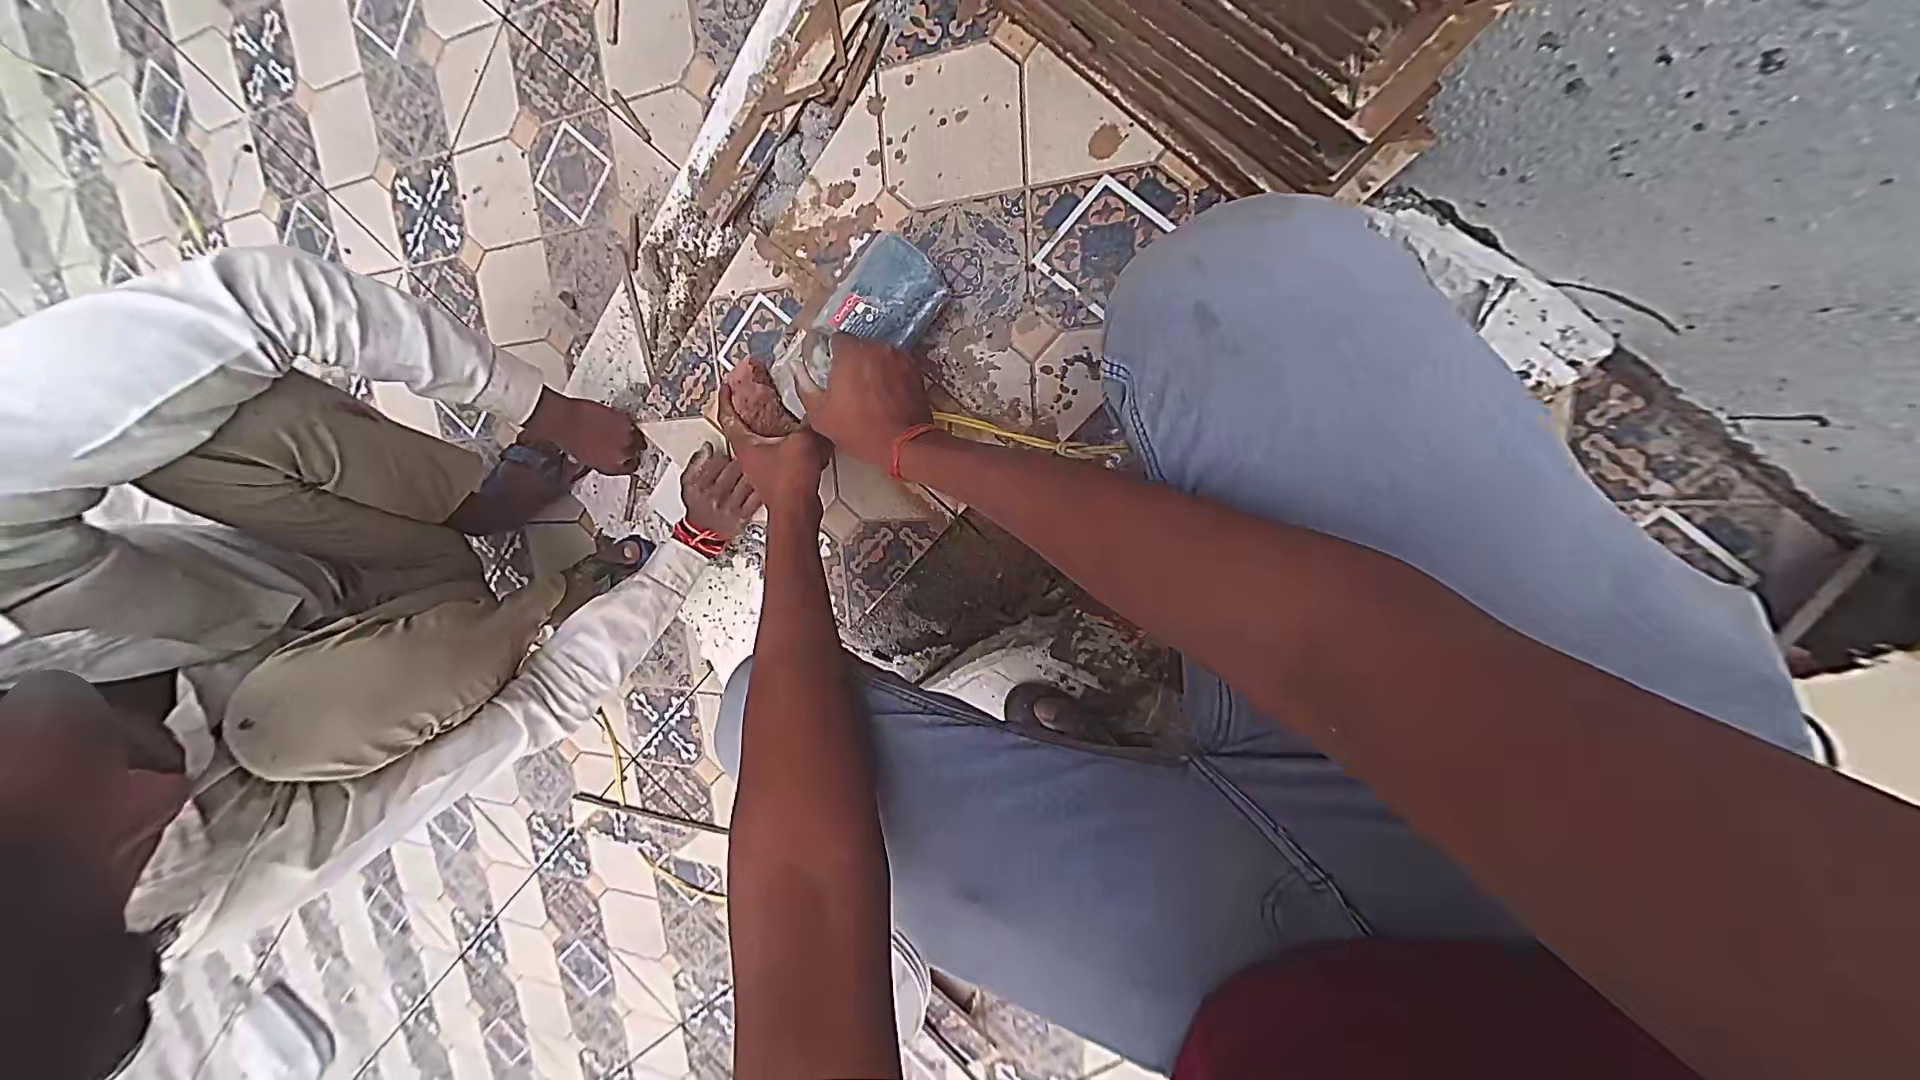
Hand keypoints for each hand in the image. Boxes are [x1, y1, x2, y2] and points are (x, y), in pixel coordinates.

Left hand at [522, 389, 642, 473]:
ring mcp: (626, 436)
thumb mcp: (586, 458)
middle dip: (632, 446)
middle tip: (623, 440)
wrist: (561, 421)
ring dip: (630, 433)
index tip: (627, 456)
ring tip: (620, 429)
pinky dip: (625, 421)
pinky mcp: (624, 419)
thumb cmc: (567, 438)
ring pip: (637, 436)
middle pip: (637, 451)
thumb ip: (603, 460)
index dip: (629, 461)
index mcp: (613, 467)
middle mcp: (623, 454)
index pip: (631, 467)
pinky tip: (615, 419)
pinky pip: (631, 422)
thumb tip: (608, 456)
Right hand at [680, 444, 761, 538]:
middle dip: (745, 459)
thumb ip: (695, 463)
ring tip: (758, 468)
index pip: (718, 460)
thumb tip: (707, 447)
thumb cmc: (697, 506)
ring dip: (756, 471)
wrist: (702, 534)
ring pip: (749, 480)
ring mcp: (730, 507)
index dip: (728, 452)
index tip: (732, 449)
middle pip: (736, 468)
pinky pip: (757, 497)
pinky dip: (763, 488)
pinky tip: (764, 484)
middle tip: (749, 457)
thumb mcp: (687, 483)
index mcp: (699, 485)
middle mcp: (714, 496)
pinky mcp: (743, 516)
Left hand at [718, 380, 829, 513]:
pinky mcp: (776, 479)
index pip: (727, 416)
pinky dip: (782, 445)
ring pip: (759, 444)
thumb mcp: (803, 440)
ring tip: (778, 417)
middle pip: (742, 429)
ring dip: (766, 430)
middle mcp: (749, 458)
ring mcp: (761, 470)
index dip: (726, 397)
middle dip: (747, 412)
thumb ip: (810, 421)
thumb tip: (817, 410)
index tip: (726, 385)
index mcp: (745, 445)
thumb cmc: (790, 483)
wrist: (798, 512)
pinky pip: (775, 456)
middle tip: (753, 397)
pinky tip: (798, 443)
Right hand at [797, 333, 931, 466]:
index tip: (830, 370)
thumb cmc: (861, 431)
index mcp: (851, 352)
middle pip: (859, 346)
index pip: (835, 339)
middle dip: (853, 362)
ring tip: (869, 392)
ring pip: (878, 355)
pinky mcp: (915, 369)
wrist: (904, 444)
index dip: (831, 355)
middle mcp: (877, 348)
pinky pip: (895, 365)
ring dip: (872, 367)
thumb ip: (806, 388)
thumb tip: (798, 373)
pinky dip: (890, 375)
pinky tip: (886, 395)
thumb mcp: (821, 416)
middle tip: (849, 385)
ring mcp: (899, 357)